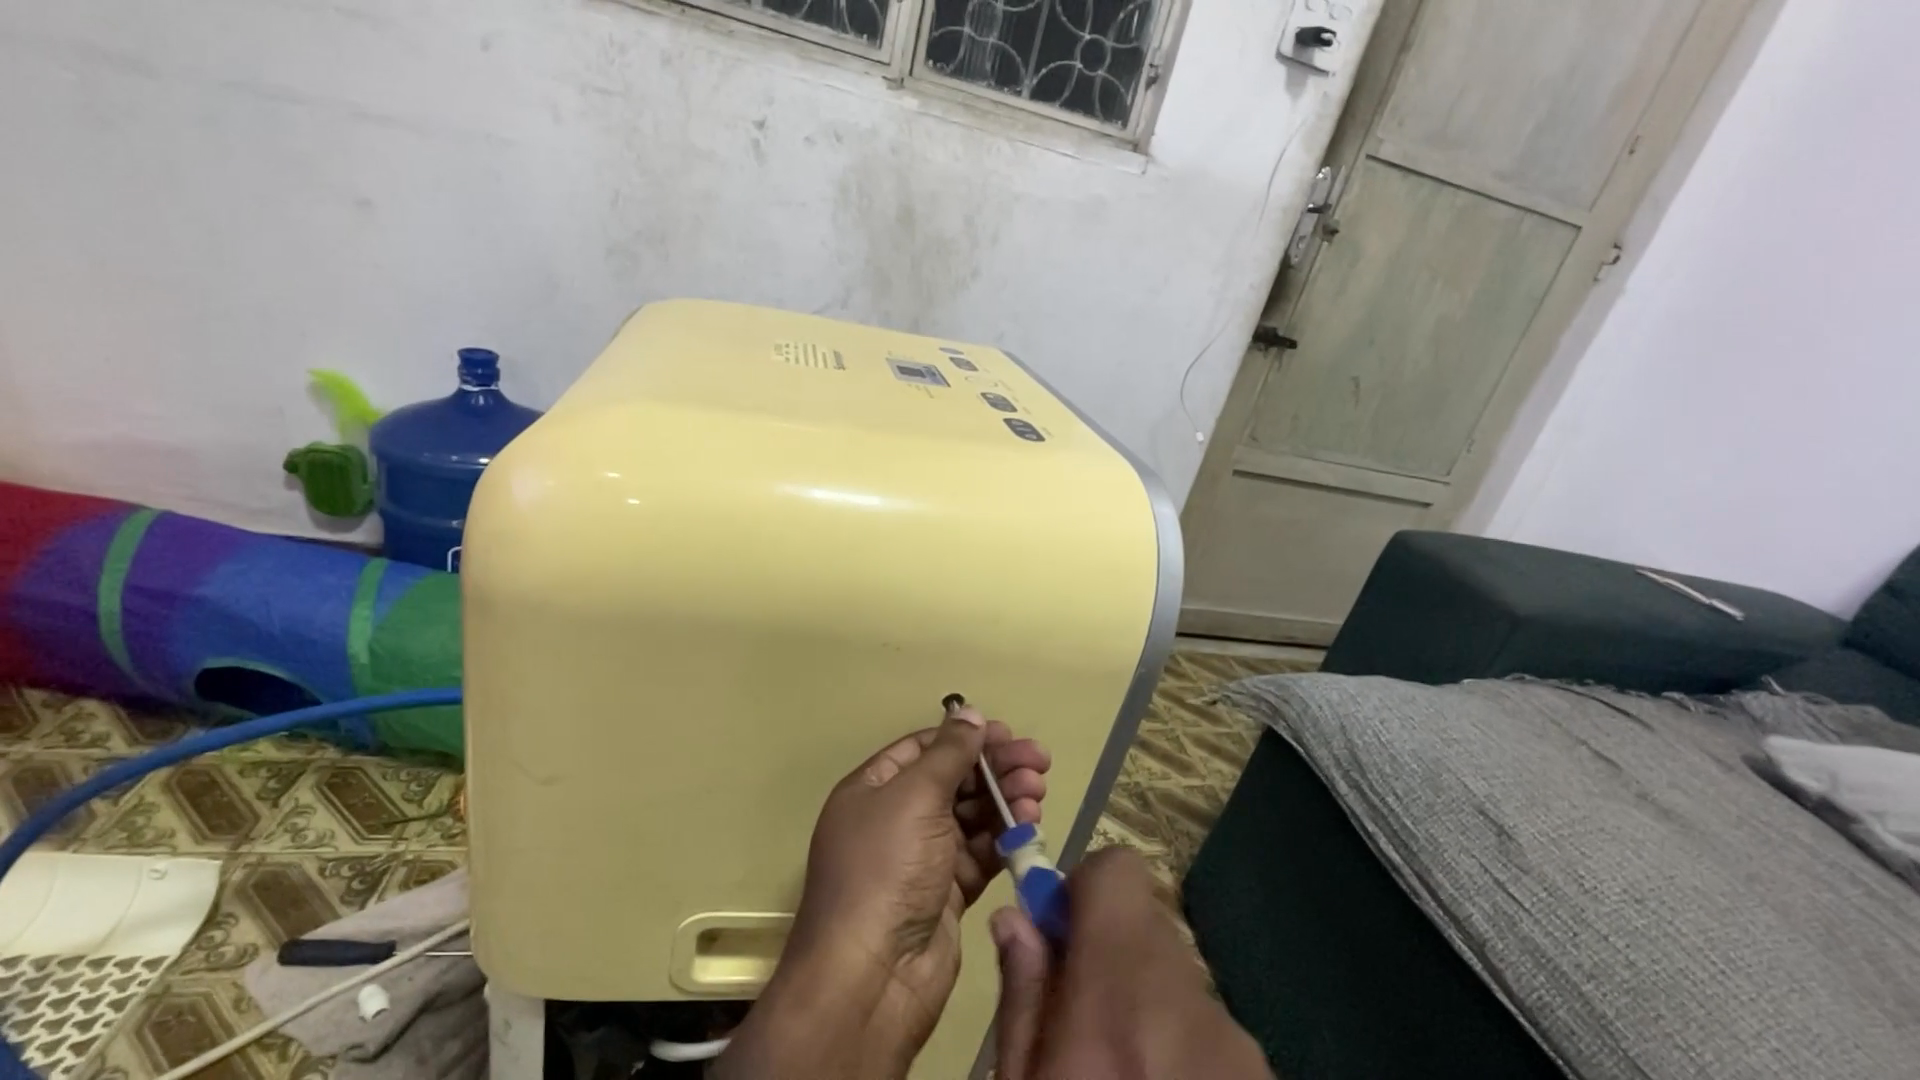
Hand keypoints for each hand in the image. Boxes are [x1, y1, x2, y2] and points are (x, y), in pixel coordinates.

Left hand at [715, 705, 1050, 1078]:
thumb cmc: (886, 868)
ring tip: (1038, 793)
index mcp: (873, 790)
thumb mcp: (914, 797)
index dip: (965, 738)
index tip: (1007, 734)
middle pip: (952, 781)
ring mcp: (921, 859)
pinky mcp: (947, 893)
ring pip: (971, 817)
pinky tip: (1030, 826)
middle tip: (1038, 761)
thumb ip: (948, 753)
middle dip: (995, 768)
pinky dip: (1005, 838)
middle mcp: (895, 820)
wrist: (873, 974)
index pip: (923, 749)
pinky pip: (980, 855)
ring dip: (1005, 801)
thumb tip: (968, 712)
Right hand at [991, 847, 1273, 1079]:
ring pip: (1176, 975)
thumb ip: (1024, 995)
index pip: (1116, 872)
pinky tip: (1161, 1079)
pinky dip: (1180, 1038)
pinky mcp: (1261, 1064)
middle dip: (1107, 949)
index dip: (1081, 887)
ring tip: (1119, 1057)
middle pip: (1145, 924)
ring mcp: (1234, 1034)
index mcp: (1119, 989)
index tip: (1058, 934)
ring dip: (1143, 997)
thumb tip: (1016, 917)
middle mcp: (1188, 998)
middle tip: (1078, 1008)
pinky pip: (1209, 1021)